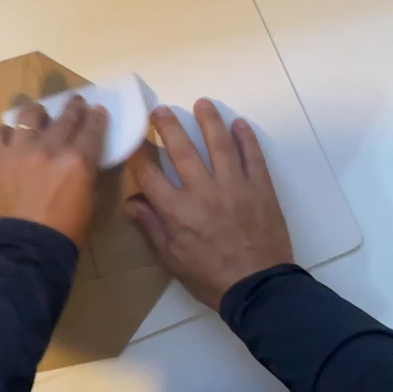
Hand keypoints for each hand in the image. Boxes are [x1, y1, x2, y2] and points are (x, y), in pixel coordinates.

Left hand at [0, 97, 109, 247]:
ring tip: (39, 116)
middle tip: (76, 104)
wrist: (27, 250)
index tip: (97, 110)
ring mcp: (19, 151)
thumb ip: (88, 173)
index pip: (92, 128)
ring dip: (38, 114)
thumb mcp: (90, 201)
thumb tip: (85, 159)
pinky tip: (9, 139)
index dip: (97, 117)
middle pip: (65, 117)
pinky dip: (4, 133)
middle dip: (74, 107)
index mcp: (78, 161)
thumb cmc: (66, 232)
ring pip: (29, 116)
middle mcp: (50, 149)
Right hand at [125, 99, 293, 308]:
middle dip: (168, 126)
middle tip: (161, 110)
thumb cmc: (209, 278)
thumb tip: (131, 202)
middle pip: (182, 151)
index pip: (150, 175)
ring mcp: (234, 187)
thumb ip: (151, 226)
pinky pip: (253, 157)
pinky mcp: (261, 189)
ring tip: (201, 103)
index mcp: (177, 211)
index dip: (138, 155)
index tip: (133, 140)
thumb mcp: (171, 259)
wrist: (258, 288)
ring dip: (209, 121)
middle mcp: (203, 192)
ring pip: (219, 145)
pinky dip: (246, 139)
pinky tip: (239, 124)